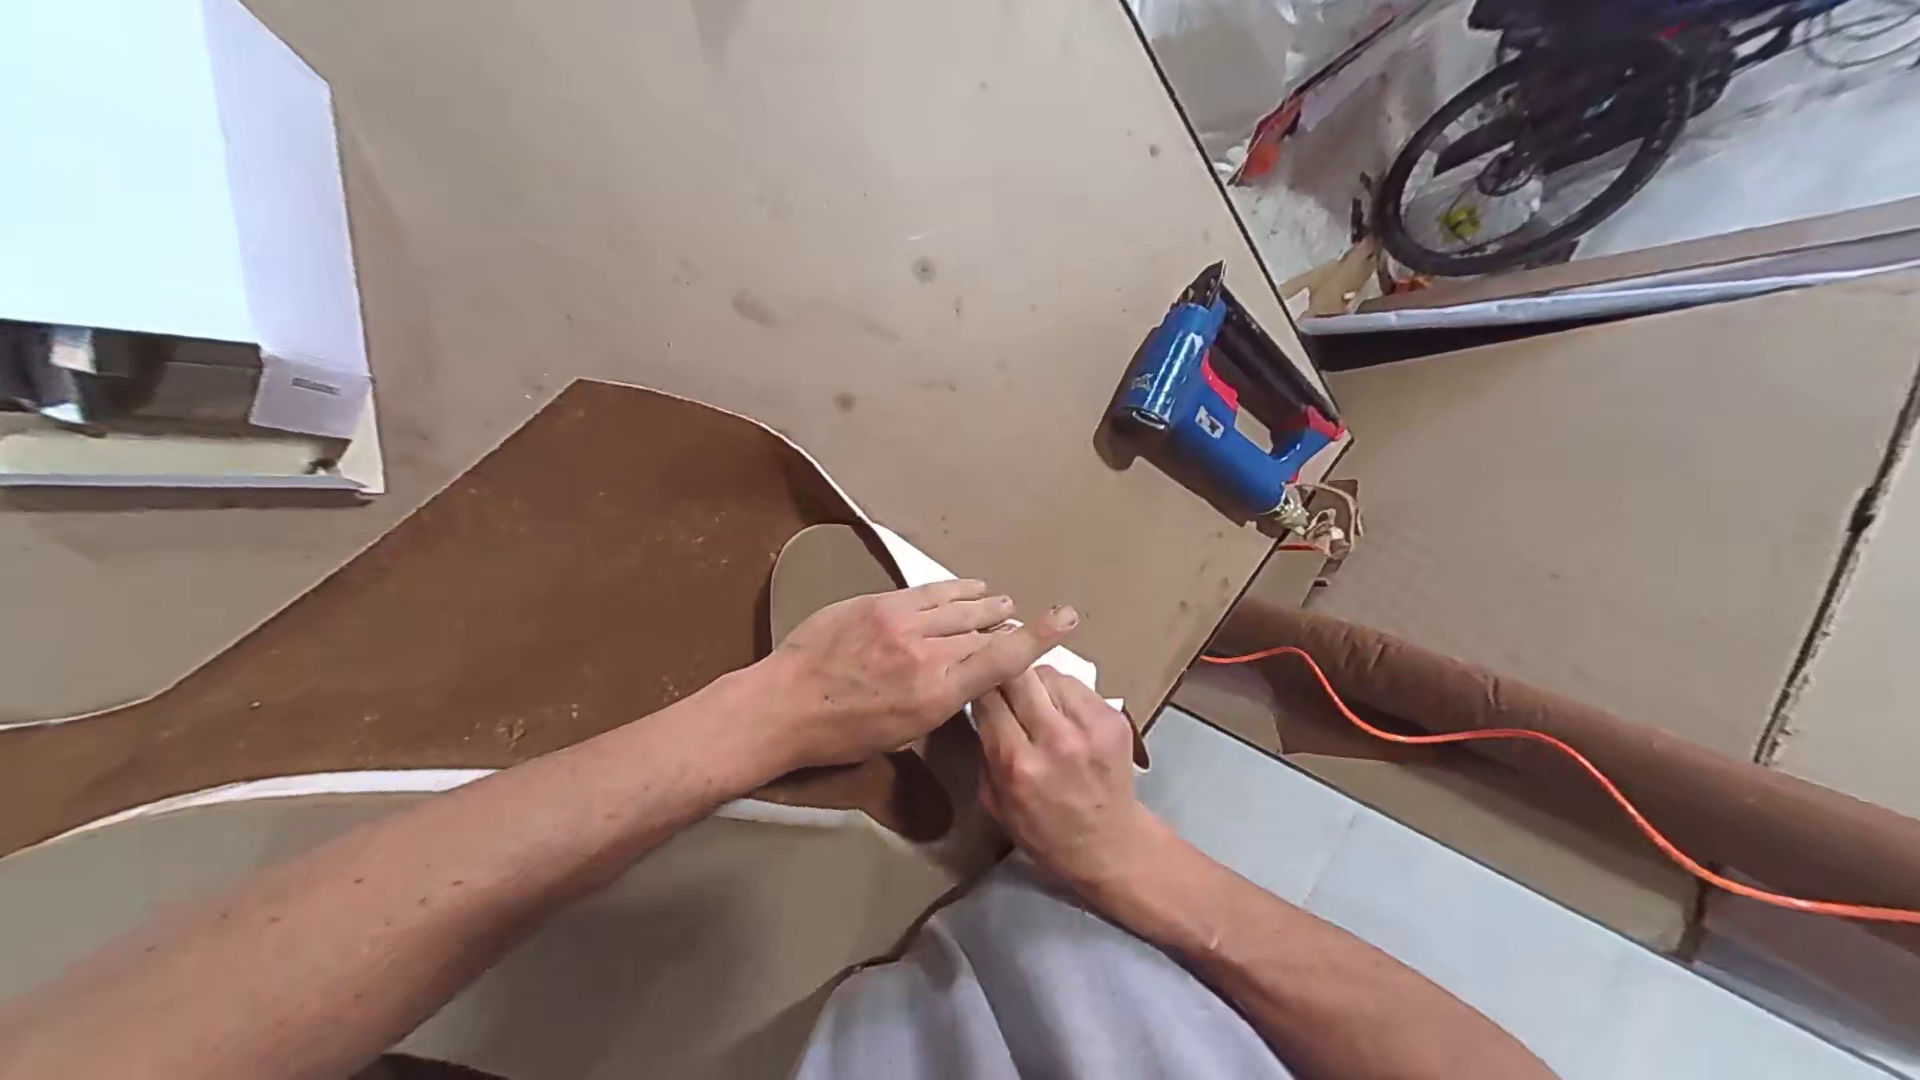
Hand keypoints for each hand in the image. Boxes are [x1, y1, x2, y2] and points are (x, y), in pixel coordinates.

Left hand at [754, 580, 1079, 768]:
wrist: (784, 704)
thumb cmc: (840, 733)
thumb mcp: (902, 733)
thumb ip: (940, 702)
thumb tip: (964, 679)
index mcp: (936, 695)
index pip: (1001, 660)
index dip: (1038, 638)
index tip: (1063, 620)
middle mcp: (927, 654)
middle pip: (984, 631)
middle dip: (1005, 626)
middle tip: (1017, 622)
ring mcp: (903, 623)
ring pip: (961, 607)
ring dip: (986, 604)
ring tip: (1001, 601)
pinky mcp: (881, 603)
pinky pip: (930, 592)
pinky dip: (956, 589)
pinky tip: (971, 586)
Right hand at [975, 666, 1159, 893]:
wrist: (1110, 845)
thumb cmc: (1045, 831)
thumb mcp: (995, 800)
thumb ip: (984, 750)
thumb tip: (978, 705)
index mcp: (1018, 763)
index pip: (987, 697)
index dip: (979, 685)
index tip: (976, 685)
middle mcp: (1055, 738)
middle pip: (1017, 673)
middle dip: (1004, 673)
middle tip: (1001, 682)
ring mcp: (1090, 724)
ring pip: (1047, 671)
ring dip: (1033, 680)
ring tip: (1034, 700)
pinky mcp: (1113, 716)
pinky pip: (1075, 683)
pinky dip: (1061, 690)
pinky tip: (1060, 710)